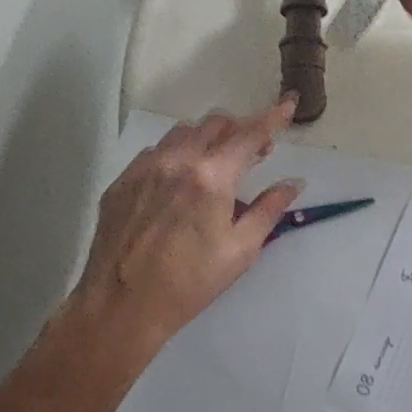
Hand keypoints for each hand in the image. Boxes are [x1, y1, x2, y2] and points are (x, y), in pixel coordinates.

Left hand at [68, 98, 302, 364]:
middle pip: (217, 123)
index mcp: (212, 177)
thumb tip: (292, 183)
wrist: (119, 308)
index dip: (273, 116)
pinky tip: (179, 181)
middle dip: (241, 129)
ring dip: (207, 138)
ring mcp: (145, 168)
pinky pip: (155, 151)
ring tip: (215, 164)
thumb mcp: (241, 250)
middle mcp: (178, 161)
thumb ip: (269, 210)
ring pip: (184, 132)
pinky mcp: (122, 181)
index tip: (289, 102)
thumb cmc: (189, 284)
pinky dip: (176, 154)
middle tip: (254, 153)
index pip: (251, 133)